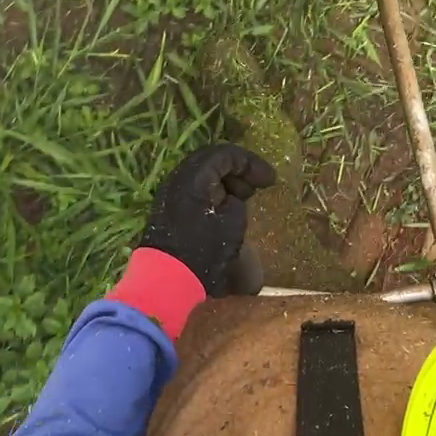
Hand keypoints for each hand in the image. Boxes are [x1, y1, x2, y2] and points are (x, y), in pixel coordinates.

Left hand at [139, 144, 276, 295]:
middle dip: (239, 170)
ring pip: (204, 174)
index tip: (270, 180)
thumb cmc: (202, 251)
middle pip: (213, 160)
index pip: (226, 155)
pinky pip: (196, 189)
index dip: (251, 164)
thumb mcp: (232, 225)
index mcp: (194, 177)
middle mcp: (179, 178)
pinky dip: (215, 193)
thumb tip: (231, 199)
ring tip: (244, 198)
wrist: (165, 280)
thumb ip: (236, 203)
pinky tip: (226, 209)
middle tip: (257, 187)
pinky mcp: (169, 208)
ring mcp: (171, 193)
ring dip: (227, 182)